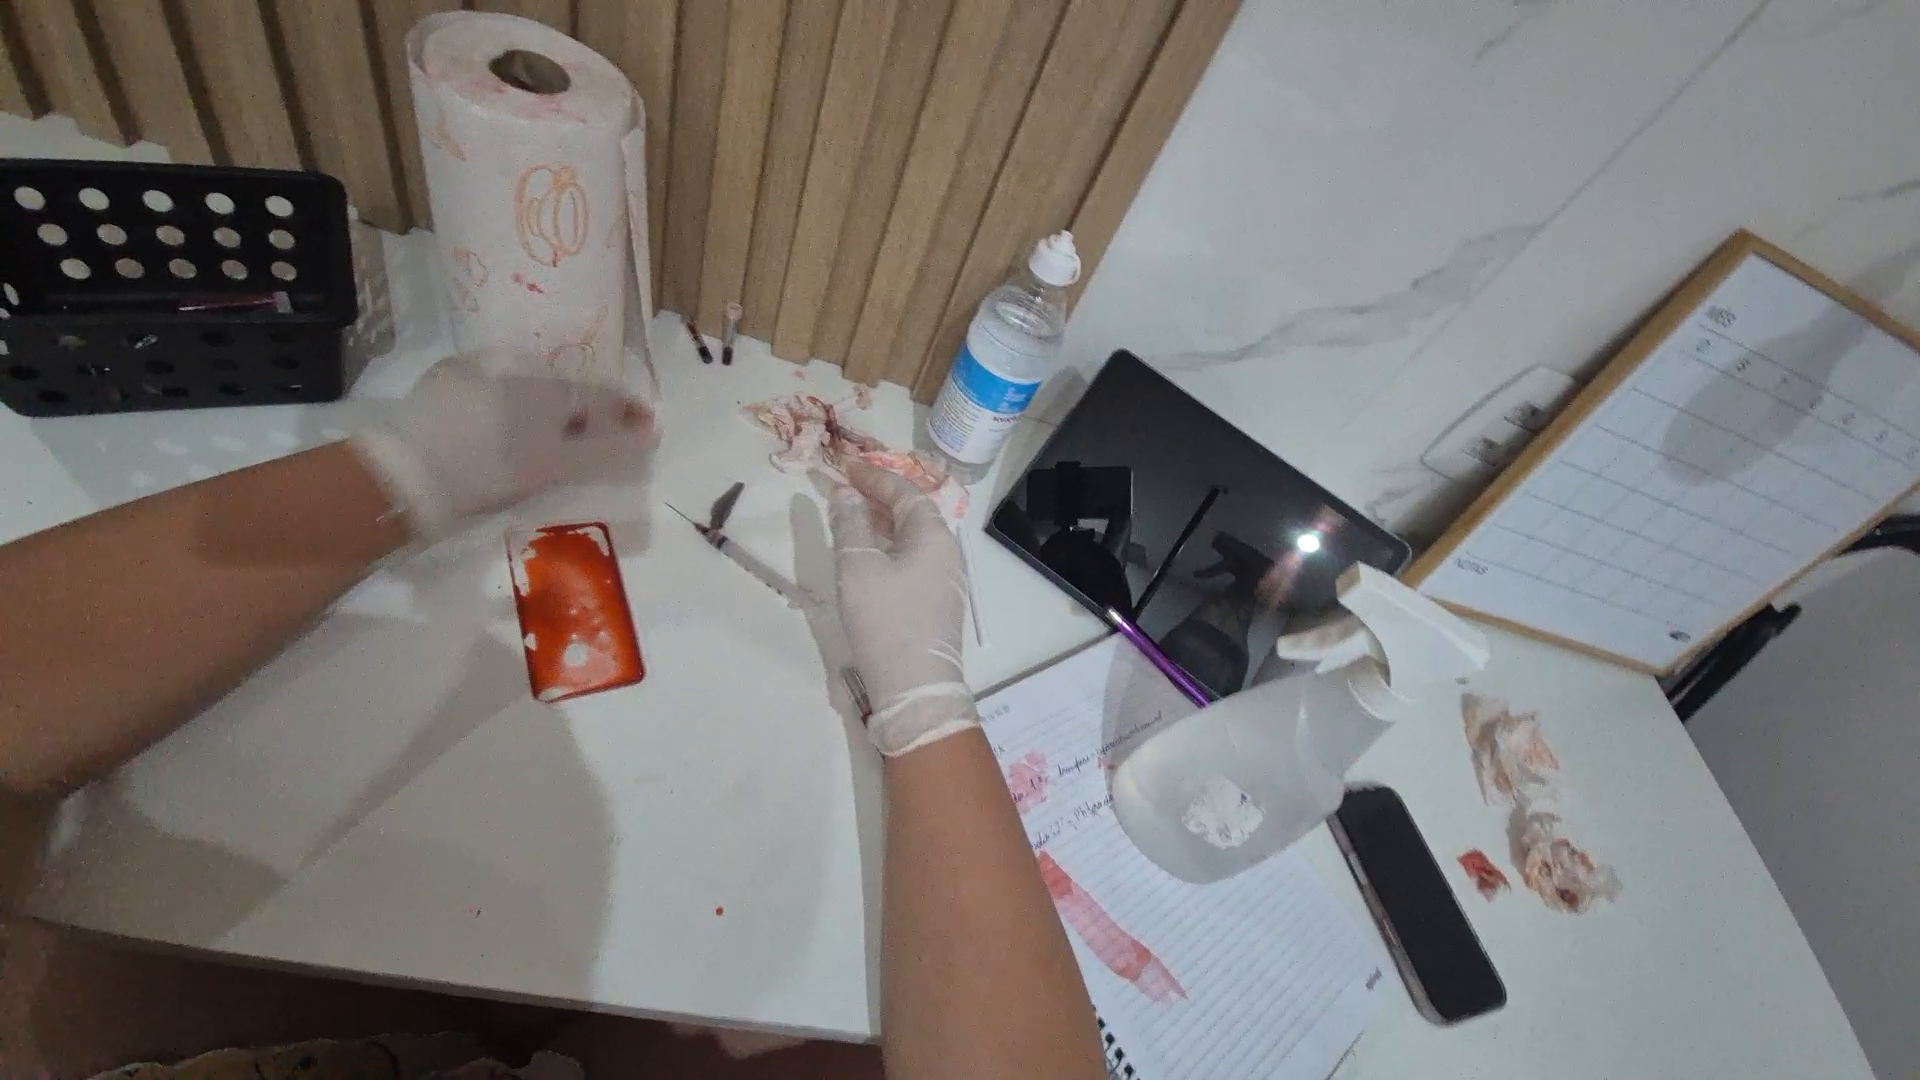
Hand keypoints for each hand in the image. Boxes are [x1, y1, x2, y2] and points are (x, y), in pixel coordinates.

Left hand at [349, 353, 657, 537]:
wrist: (404, 475)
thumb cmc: (490, 467)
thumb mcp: (556, 463)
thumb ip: (608, 447)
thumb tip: (651, 432)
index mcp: (546, 383)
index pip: (600, 393)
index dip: (627, 411)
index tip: (647, 427)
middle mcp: (514, 365)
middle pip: (565, 389)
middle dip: (587, 412)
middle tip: (599, 439)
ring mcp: (474, 371)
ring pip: (530, 388)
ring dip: (550, 411)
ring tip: (555, 439)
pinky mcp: (444, 384)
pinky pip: (497, 391)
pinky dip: (515, 411)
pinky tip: (510, 432)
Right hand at [828, 460, 976, 755]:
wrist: (915, 688)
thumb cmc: (886, 621)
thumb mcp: (858, 566)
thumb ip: (850, 523)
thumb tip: (845, 493)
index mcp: (934, 536)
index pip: (905, 492)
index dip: (873, 476)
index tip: (844, 466)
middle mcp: (947, 552)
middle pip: (912, 512)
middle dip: (877, 497)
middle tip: (843, 489)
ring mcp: (945, 580)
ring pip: (911, 538)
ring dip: (881, 523)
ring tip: (849, 517)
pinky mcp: (936, 603)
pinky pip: (912, 560)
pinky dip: (887, 548)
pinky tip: (866, 557)